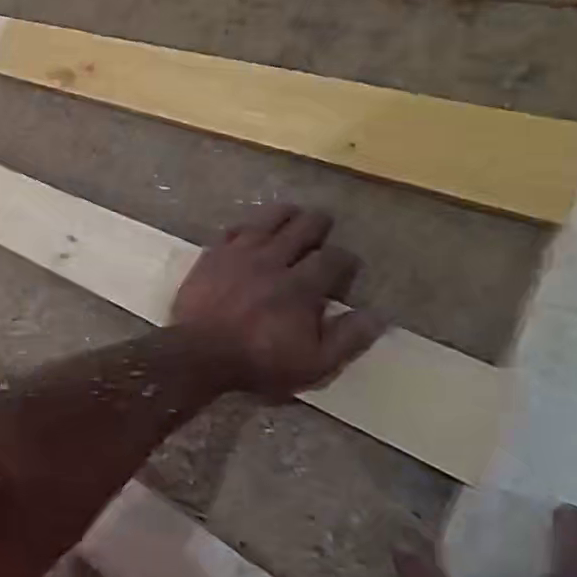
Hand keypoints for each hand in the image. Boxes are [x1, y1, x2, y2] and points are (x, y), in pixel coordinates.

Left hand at [170, 203, 384, 396]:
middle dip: (318, 224)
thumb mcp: (314, 363)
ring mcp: (238, 254)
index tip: (349, 265)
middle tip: (324, 222)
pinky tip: (252, 228)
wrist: (199, 352)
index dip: (346, 259)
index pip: (333, 259)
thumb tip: (378, 315)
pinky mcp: (212, 254)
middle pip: (301, 228)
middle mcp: (272, 261)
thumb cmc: (259, 362)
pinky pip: (233, 230)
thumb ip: (348, 338)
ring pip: (266, 221)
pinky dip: (247, 226)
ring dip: (284, 214)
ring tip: (293, 213)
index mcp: (300, 286)